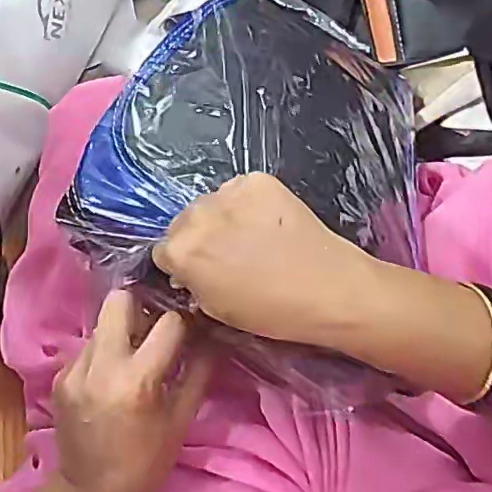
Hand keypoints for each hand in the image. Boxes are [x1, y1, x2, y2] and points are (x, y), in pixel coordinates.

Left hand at [51, 291, 213, 491]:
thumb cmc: (145, 463)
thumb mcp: (180, 422)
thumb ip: (198, 374)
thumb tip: (212, 338)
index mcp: (136, 380)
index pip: (168, 323)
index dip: (184, 321)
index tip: (190, 326)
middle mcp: (101, 366)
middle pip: (120, 299)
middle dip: (142, 306)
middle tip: (155, 328)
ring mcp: (75, 369)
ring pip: (103, 323)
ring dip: (123, 331)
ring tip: (135, 356)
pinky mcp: (60, 376)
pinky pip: (88, 347)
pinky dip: (105, 353)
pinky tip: (113, 377)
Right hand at [152, 173, 381, 349]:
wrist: (329, 288)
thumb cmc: (270, 311)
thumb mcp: (216, 310)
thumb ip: (192, 284)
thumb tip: (188, 271)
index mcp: (180, 251)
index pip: (162, 251)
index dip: (181, 264)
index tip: (199, 271)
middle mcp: (195, 216)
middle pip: (184, 222)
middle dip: (199, 236)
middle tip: (227, 253)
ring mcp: (227, 193)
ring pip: (211, 204)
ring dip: (222, 217)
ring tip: (251, 236)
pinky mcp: (257, 180)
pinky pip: (239, 190)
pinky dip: (247, 204)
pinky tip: (267, 222)